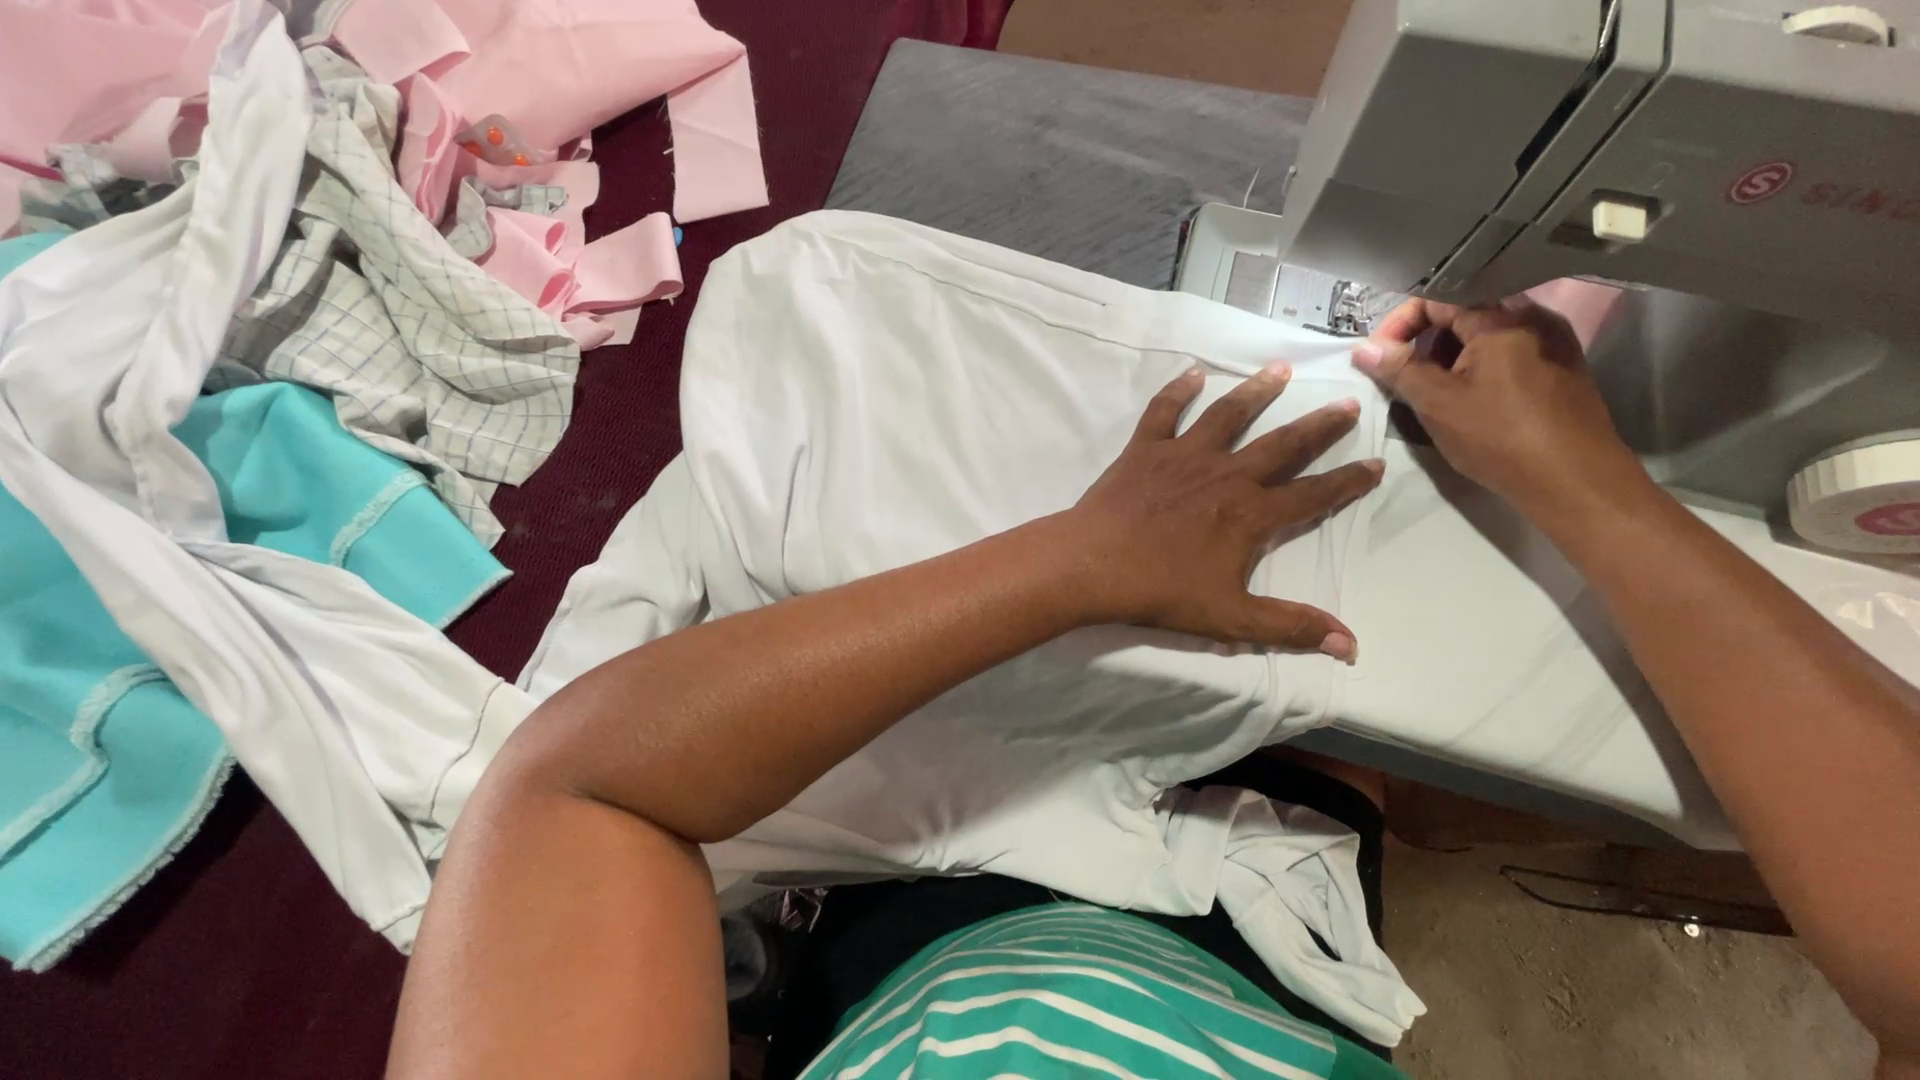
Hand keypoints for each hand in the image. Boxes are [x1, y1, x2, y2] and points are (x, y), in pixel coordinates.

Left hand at [1067, 364, 1382, 662]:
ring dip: (1258, 391)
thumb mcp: (1230, 618)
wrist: (1094, 566)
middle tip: (1347, 404)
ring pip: (1229, 415)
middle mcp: (1226, 475)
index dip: (1348, 482)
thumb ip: (1290, 626)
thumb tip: (1349, 645)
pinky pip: (1165, 411)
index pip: (1313, 495)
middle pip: (1283, 444)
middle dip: (1319, 425)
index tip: (1376, 463)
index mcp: (1252, 514)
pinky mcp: (1145, 449)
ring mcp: (1185, 456)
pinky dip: (1179, 390)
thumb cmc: (1161, 592)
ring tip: (1282, 370)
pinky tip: (1193, 373)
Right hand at [1351, 298, 1651, 522]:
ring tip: (1428, 393)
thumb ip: (1400, 370)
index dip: (1399, 323)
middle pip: (1462, 313)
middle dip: (1422, 342)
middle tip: (1399, 377)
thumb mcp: (1437, 404)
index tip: (1378, 356)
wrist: (1574, 480)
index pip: (1437, 298)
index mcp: (1502, 319)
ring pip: (1484, 335)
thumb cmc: (1500, 438)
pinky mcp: (1561, 369)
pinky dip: (1476, 368)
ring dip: (1447, 357)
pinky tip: (1465, 401)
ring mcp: (1552, 343)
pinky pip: (1507, 354)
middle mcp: (1533, 318)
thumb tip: (1364, 348)